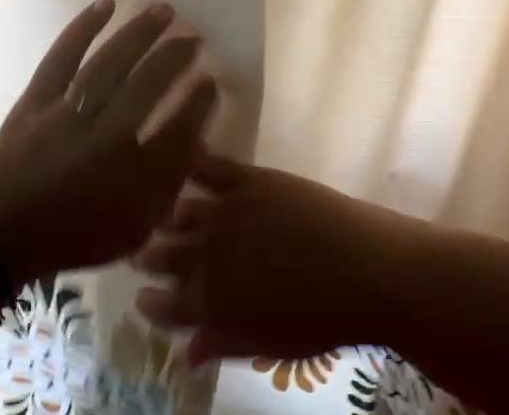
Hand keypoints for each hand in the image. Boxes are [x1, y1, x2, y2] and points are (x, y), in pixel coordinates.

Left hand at [0, 0, 219, 286]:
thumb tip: (194, 137)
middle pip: (147, 87)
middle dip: (175, 58)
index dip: (200, 101)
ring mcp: (64, 116)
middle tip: (195, 38)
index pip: (180, 130)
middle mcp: (102, 141)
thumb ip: (167, 185)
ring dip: (139, 33)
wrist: (1, 235)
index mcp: (131, 179)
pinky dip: (83, 28)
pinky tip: (106, 3)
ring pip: (109, 64)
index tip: (212, 80)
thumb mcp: (134, 228)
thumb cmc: (75, 234)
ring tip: (164, 10)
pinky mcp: (34, 100)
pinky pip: (62, 57)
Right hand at [133, 154, 409, 363]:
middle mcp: (206, 255)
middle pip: (163, 255)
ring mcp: (223, 213)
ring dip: (167, 217)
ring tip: (165, 216)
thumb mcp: (268, 344)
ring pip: (179, 212)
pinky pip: (206, 167)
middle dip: (150, 256)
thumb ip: (222, 343)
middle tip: (145, 254)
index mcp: (211, 303)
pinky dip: (188, 160)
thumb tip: (187, 352)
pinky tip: (179, 155)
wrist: (365, 272)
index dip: (150, 303)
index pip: (164, 305)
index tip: (143, 298)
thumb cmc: (322, 320)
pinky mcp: (245, 180)